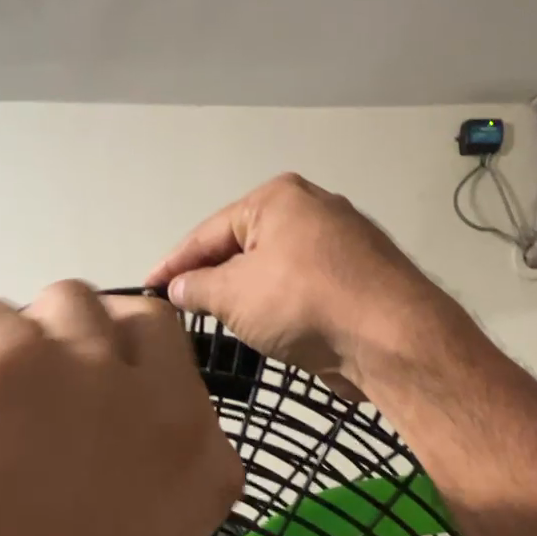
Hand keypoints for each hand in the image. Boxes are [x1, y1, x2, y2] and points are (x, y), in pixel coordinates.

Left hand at [0, 280, 243, 535]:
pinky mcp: (10, 355)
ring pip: (64, 303)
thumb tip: (110, 428)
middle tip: (41, 391)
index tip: (92, 404)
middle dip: (90, 343)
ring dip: (31, 343)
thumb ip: (152, 477)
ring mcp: (89, 370)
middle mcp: (164, 404)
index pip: (180, 374)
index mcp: (206, 464)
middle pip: (134, 319)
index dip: (129, 380)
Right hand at [146, 173, 479, 398]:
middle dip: (211, 276)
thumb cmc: (302, 302)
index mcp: (277, 199)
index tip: (147, 287)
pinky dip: (276, 306)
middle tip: (180, 307)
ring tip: (218, 321)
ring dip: (244, 295)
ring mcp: (340, 244)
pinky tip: (265, 328)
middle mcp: (311, 210)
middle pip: (242, 246)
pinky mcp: (356, 279)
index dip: (173, 263)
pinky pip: (300, 289)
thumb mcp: (233, 295)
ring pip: (273, 269)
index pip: (208, 232)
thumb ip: (197, 288)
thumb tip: (177, 287)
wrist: (389, 336)